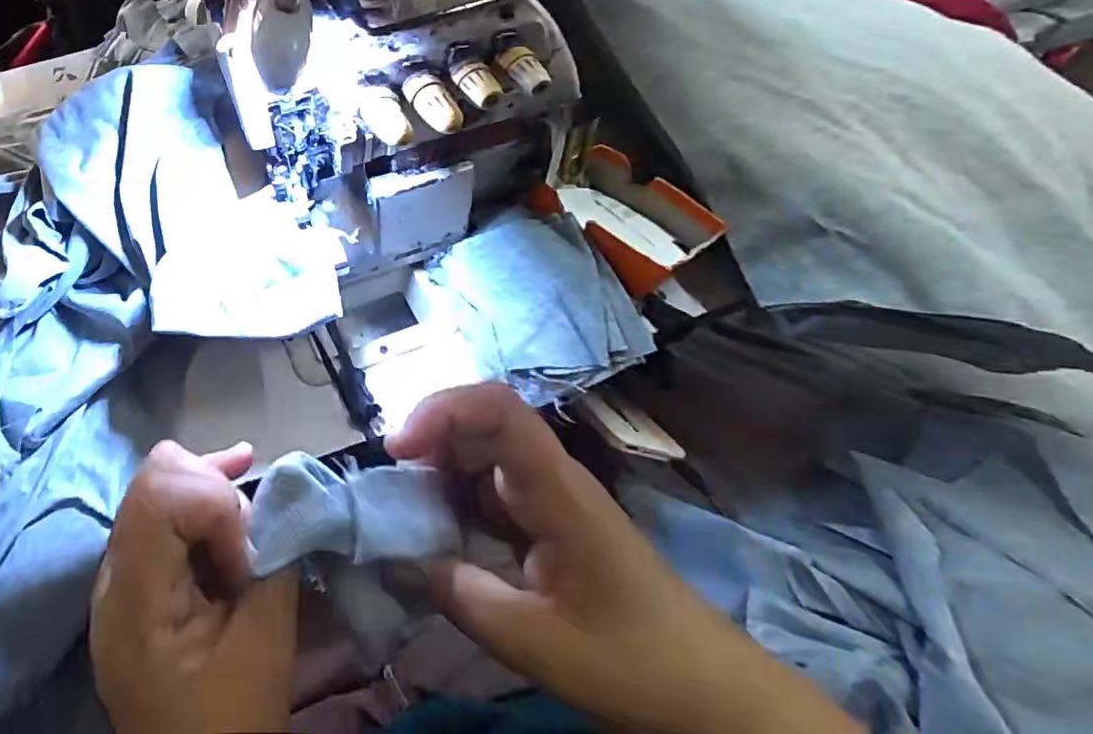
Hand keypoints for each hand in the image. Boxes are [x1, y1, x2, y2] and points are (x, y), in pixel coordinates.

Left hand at [89, 441, 298, 733]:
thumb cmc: (233, 717)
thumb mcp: (265, 640)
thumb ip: (277, 557)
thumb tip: (288, 492)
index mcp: (134, 602)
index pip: (160, 495)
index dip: (216, 504)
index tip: (246, 556)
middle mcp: (112, 579)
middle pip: (155, 478)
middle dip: (214, 482)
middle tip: (253, 520)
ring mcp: (119, 579)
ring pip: (159, 487)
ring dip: (211, 487)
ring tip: (250, 509)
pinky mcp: (137, 581)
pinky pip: (164, 515)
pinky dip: (203, 502)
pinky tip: (236, 506)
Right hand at [388, 384, 858, 733]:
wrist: (703, 682)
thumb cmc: (631, 659)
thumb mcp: (540, 644)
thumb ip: (469, 599)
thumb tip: (412, 562)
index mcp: (557, 489)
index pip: (500, 411)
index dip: (444, 410)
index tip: (399, 447)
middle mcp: (552, 476)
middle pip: (485, 421)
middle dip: (431, 437)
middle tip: (389, 482)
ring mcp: (551, 494)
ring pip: (485, 452)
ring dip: (440, 468)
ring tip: (403, 507)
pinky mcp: (548, 517)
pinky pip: (492, 489)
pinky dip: (457, 498)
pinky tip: (437, 529)